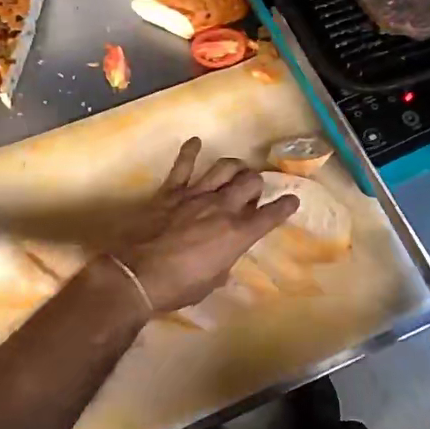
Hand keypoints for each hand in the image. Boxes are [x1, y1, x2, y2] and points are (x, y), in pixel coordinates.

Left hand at [113, 138, 299, 312]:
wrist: (138, 275)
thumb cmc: (179, 287)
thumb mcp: (212, 281)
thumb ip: (224, 262)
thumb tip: (225, 256)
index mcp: (237, 234)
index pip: (270, 215)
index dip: (285, 206)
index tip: (292, 200)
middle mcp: (222, 208)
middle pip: (250, 182)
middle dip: (256, 183)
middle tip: (253, 190)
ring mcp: (196, 195)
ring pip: (224, 168)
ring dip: (234, 167)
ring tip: (236, 169)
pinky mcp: (171, 191)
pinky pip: (183, 165)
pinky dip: (190, 151)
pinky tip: (195, 142)